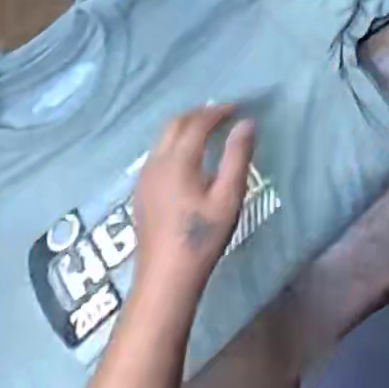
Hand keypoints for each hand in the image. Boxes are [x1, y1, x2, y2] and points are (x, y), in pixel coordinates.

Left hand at [131, 104, 255, 304]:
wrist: (165, 280)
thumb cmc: (202, 238)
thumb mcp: (228, 197)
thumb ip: (237, 157)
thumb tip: (247, 123)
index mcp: (178, 160)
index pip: (197, 122)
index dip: (217, 111)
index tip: (236, 108)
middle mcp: (156, 161)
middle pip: (175, 124)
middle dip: (198, 114)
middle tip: (222, 114)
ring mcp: (145, 177)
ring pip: (163, 138)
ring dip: (185, 127)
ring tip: (208, 131)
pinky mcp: (141, 191)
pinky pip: (158, 153)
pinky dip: (175, 143)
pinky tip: (188, 158)